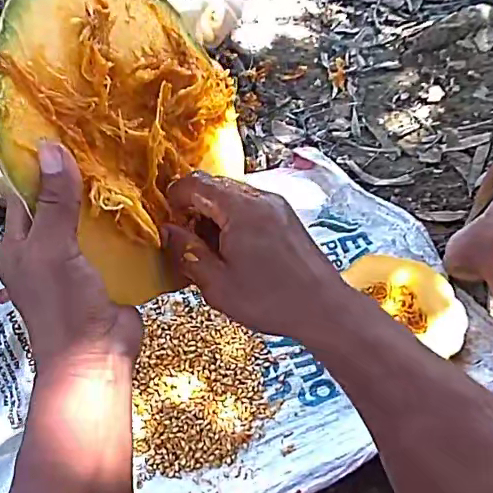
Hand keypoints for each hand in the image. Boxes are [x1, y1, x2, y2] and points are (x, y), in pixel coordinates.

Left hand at [0, 141, 140, 367]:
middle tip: (100, 145)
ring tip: (125, 166)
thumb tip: (51, 149)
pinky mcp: (109, 277)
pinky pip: (116, 245)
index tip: (58, 134)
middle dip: (77, 181)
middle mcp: (47, 254)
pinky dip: (127, 228)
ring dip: (105, 204)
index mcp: (22, 247)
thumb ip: (54, 202)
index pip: (23, 197)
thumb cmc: (63, 307)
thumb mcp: (53, 248)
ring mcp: (79, 267)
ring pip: (90, 226)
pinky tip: (143, 205)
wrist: (96, 359)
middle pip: (60, 208)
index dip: (36, 167)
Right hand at [161, 173, 357, 341]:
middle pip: (213, 187)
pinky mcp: (286, 218)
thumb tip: (168, 233)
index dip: (173, 201)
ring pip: (231, 198)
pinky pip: (250, 209)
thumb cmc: (273, 300)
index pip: (194, 184)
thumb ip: (187, 253)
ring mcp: (276, 206)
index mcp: (240, 209)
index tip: (168, 225)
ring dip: (214, 218)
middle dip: (193, 211)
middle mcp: (260, 198)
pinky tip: (235, 255)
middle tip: (187, 244)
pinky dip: (234, 223)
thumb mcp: (217, 284)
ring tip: (212, 254)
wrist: (324, 309)